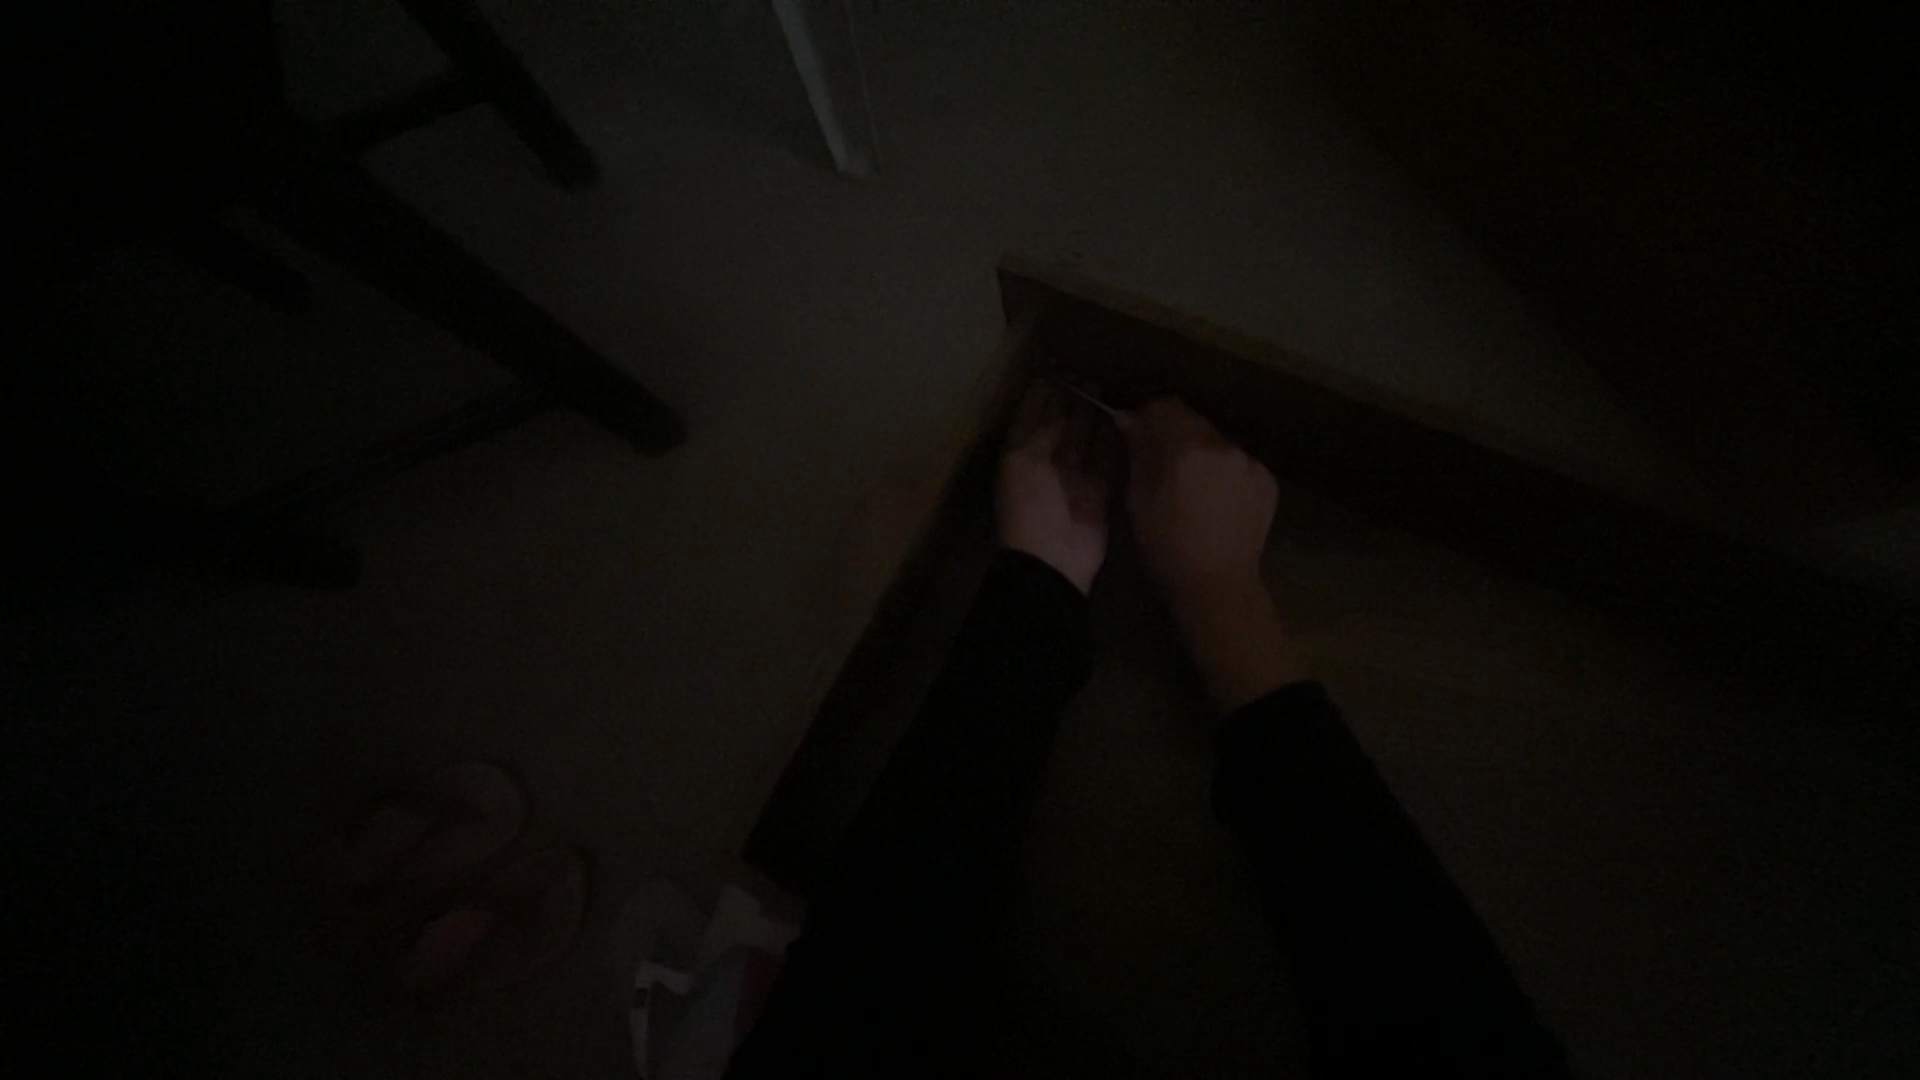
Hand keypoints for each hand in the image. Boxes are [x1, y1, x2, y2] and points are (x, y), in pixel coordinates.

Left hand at [996, 383, 1118, 594]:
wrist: (1052, 559)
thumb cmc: (1030, 507)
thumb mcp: (1024, 462)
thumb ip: (1043, 430)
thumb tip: (1061, 404)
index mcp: (1020, 456)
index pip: (1031, 417)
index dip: (1042, 393)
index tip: (1058, 366)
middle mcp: (1046, 464)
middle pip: (1061, 426)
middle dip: (1073, 400)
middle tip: (1092, 371)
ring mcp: (1074, 479)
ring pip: (1086, 440)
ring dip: (1096, 417)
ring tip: (1110, 387)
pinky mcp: (1099, 493)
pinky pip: (1109, 462)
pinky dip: (1116, 443)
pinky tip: (1126, 420)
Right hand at [1120, 397, 1304, 709]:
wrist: (1217, 584)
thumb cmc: (1166, 546)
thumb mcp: (1138, 500)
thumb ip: (1137, 454)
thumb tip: (1130, 421)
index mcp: (1187, 450)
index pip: (1164, 407)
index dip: (1147, 416)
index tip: (1137, 432)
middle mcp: (1223, 446)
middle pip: (1193, 420)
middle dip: (1174, 433)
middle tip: (1161, 461)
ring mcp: (1249, 462)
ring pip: (1216, 440)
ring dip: (1200, 452)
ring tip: (1190, 484)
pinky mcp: (1266, 479)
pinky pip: (1237, 461)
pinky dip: (1223, 470)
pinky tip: (1214, 499)